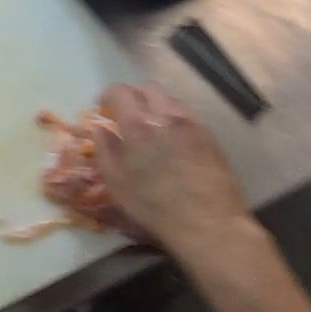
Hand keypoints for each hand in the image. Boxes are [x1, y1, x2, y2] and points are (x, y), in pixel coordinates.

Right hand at [90, 84, 256, 268]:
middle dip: (135, 96)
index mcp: (137, 125)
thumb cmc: (154, 205)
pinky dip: (176, 120)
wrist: (208, 223)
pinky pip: (189, 117)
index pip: (120, 91)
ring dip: (156, 107)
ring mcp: (192, 125)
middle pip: (148, 88)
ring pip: (171, 100)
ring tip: (152, 128)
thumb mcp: (116, 182)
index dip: (108, 95)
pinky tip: (174, 141)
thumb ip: (104, 150)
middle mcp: (166, 117)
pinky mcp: (211, 138)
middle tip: (128, 115)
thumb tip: (100, 128)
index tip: (103, 107)